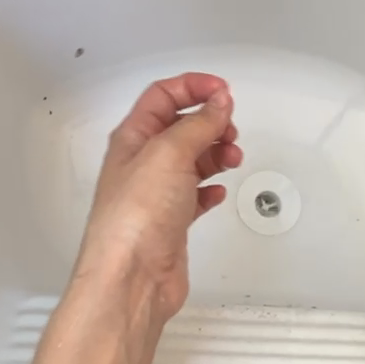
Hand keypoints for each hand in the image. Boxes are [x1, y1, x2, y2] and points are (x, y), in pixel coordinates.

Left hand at [74, 73, 243, 322]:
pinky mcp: (171, 223)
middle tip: (231, 129)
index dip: (193, 87)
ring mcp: (156, 194)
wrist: (132, 276)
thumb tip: (218, 103)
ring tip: (232, 158)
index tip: (223, 91)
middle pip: (179, 128)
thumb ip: (198, 125)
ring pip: (191, 161)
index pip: (162, 97)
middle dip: (210, 123)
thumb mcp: (169, 154)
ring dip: (215, 155)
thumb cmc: (134, 220)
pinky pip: (194, 197)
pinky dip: (209, 189)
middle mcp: (142, 164)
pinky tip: (216, 191)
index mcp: (133, 139)